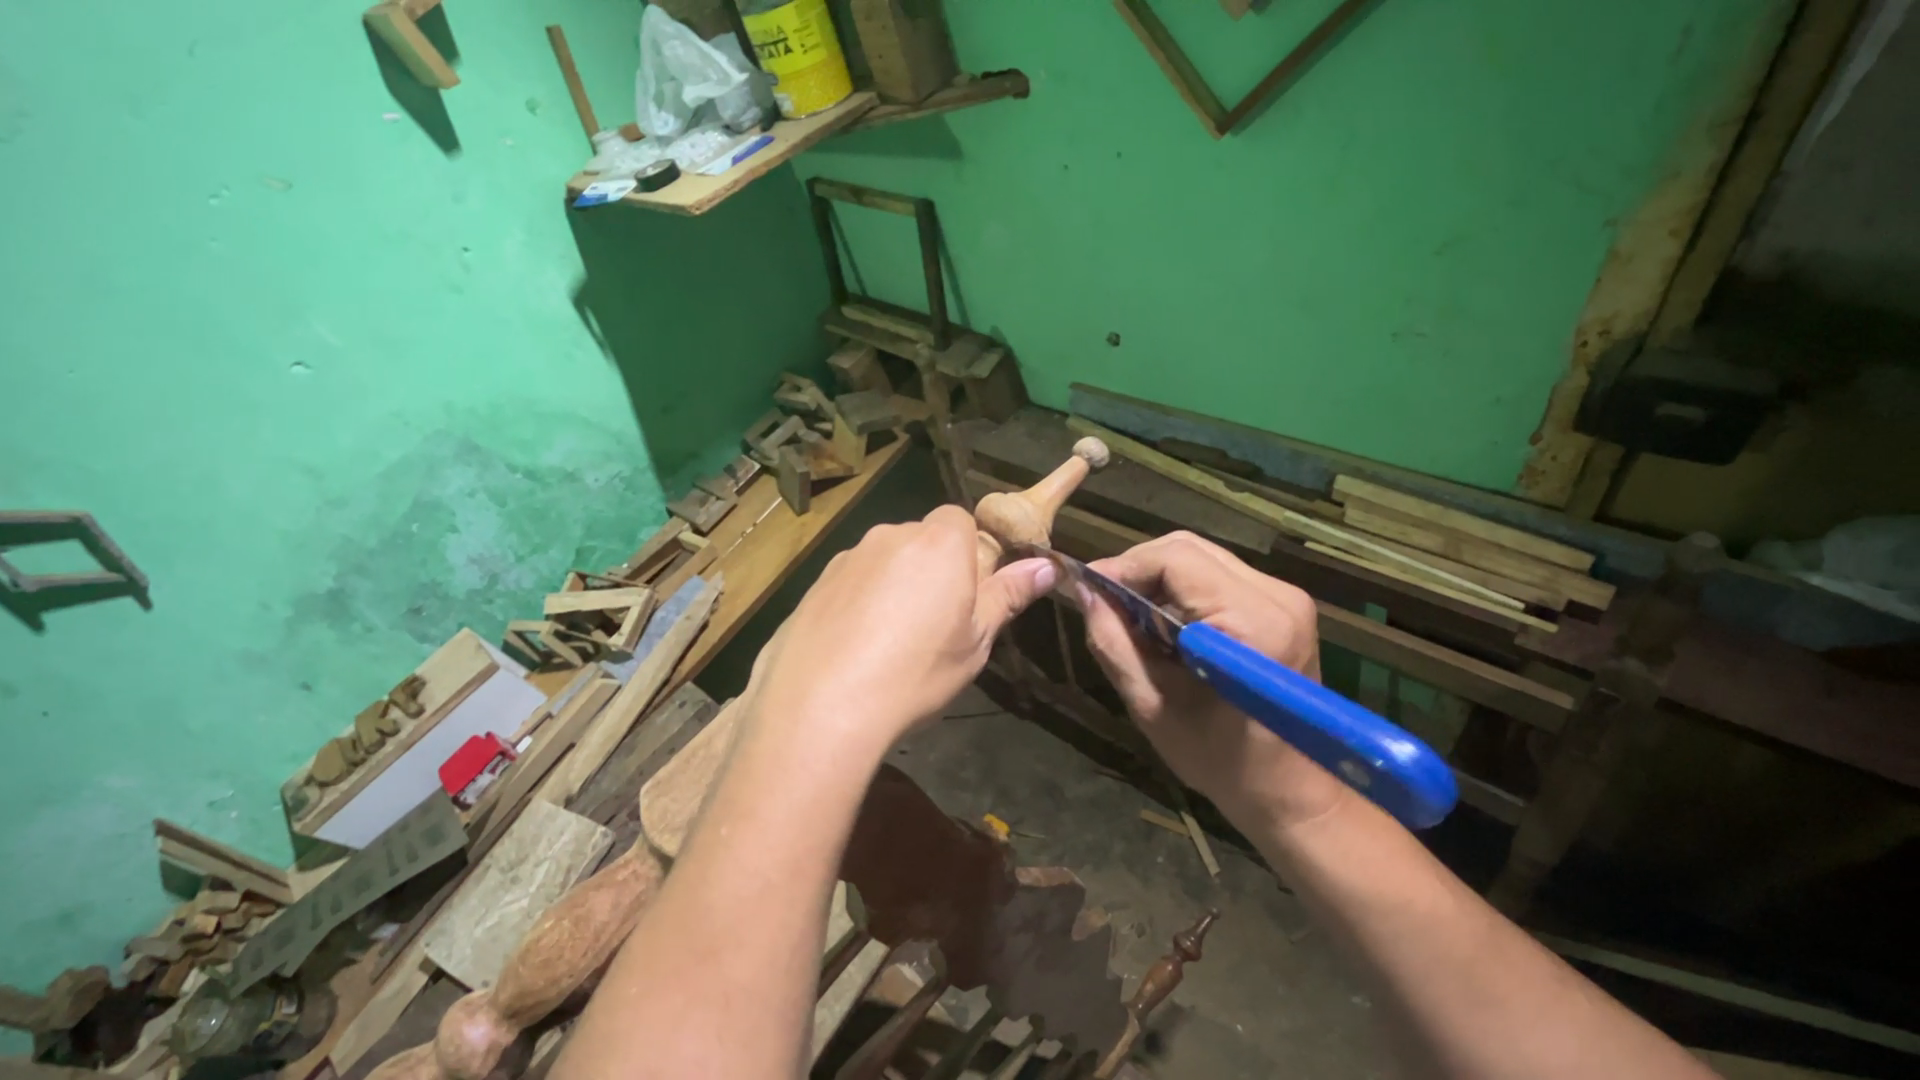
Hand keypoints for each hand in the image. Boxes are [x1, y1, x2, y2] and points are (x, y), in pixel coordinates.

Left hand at [748, 505, 1056, 755]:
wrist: (821, 705)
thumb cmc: (916, 672)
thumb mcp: (976, 641)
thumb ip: (1008, 595)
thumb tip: (1046, 565)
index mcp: (939, 542)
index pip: (962, 520)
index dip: (969, 555)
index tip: (968, 596)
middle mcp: (890, 536)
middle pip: (921, 539)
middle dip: (931, 570)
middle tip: (936, 626)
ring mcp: (847, 558)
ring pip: (883, 562)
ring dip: (893, 587)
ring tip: (890, 645)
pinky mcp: (814, 584)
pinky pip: (850, 584)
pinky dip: (858, 604)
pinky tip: (854, 650)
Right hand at [1081, 532, 1350, 830]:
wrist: (1288, 789)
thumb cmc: (1220, 759)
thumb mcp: (1152, 706)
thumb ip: (1114, 642)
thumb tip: (1085, 590)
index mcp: (1253, 623)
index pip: (1174, 558)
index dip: (1123, 567)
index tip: (1087, 590)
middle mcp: (1277, 596)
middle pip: (1189, 549)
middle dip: (1138, 569)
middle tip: (1104, 603)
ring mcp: (1285, 597)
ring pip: (1202, 557)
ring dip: (1159, 578)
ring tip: (1130, 615)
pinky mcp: (1283, 605)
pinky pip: (1219, 576)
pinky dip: (1182, 589)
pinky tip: (1164, 622)